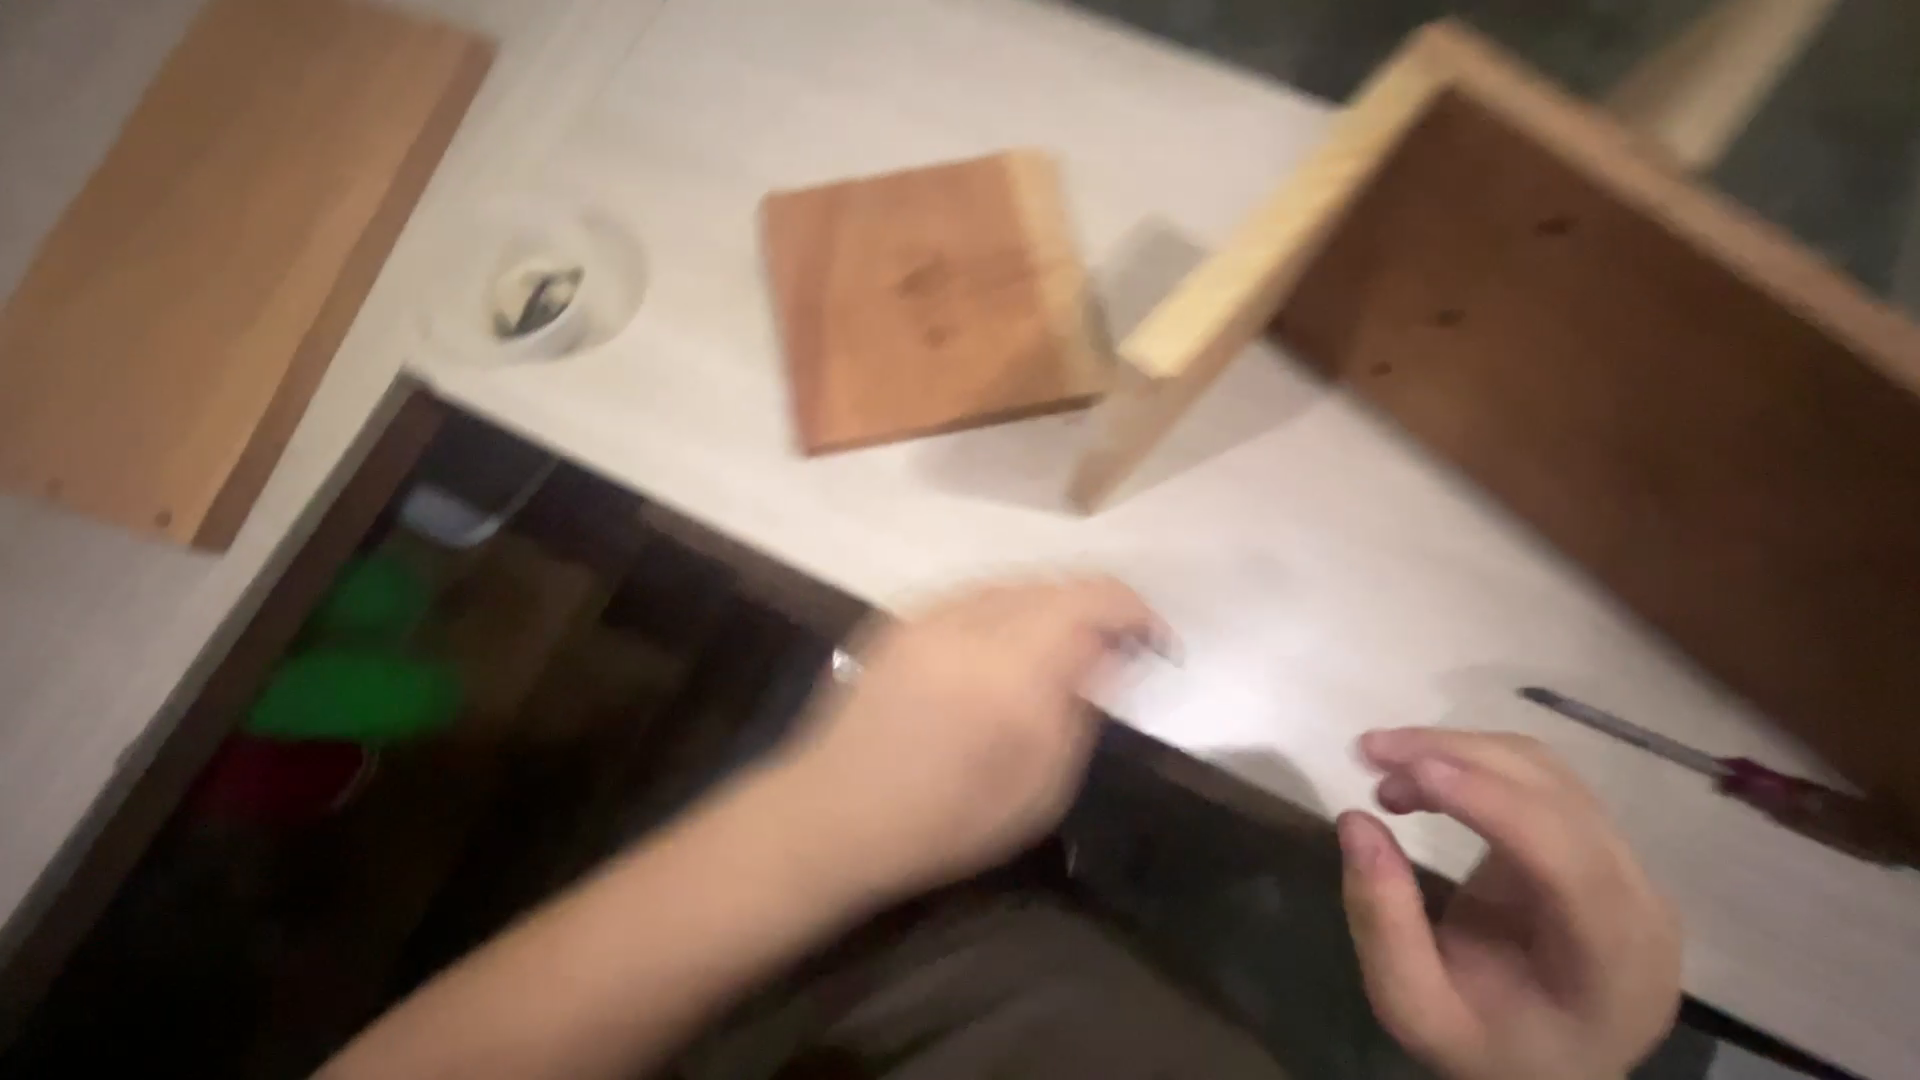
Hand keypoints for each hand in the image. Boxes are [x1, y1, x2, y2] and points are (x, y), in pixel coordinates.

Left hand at [766, 577, 1165, 905]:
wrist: (834, 811)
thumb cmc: (944, 821)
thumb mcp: (1038, 788)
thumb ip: (1081, 710)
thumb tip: (1111, 656)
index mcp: (1013, 671)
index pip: (1094, 600)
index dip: (1136, 611)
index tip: (1154, 643)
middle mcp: (972, 623)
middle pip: (1056, 583)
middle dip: (1097, 609)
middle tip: (1112, 651)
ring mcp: (930, 613)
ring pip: (1014, 581)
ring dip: (1052, 605)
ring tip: (1061, 648)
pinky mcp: (900, 616)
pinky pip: (973, 593)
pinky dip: (1007, 609)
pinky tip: (1004, 645)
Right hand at [1338, 729, 1681, 1079]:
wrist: (1546, 1064)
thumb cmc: (1484, 1044)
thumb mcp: (1413, 1006)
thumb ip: (1384, 925)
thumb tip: (1356, 821)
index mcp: (1613, 961)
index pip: (1566, 859)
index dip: (1489, 802)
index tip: (1405, 769)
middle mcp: (1638, 900)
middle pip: (1554, 796)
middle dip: (1455, 756)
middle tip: (1368, 754)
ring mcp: (1623, 867)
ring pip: (1543, 771)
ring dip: (1458, 750)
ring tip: (1384, 766)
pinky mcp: (1592, 844)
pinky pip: (1537, 779)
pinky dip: (1472, 760)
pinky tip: (1423, 775)